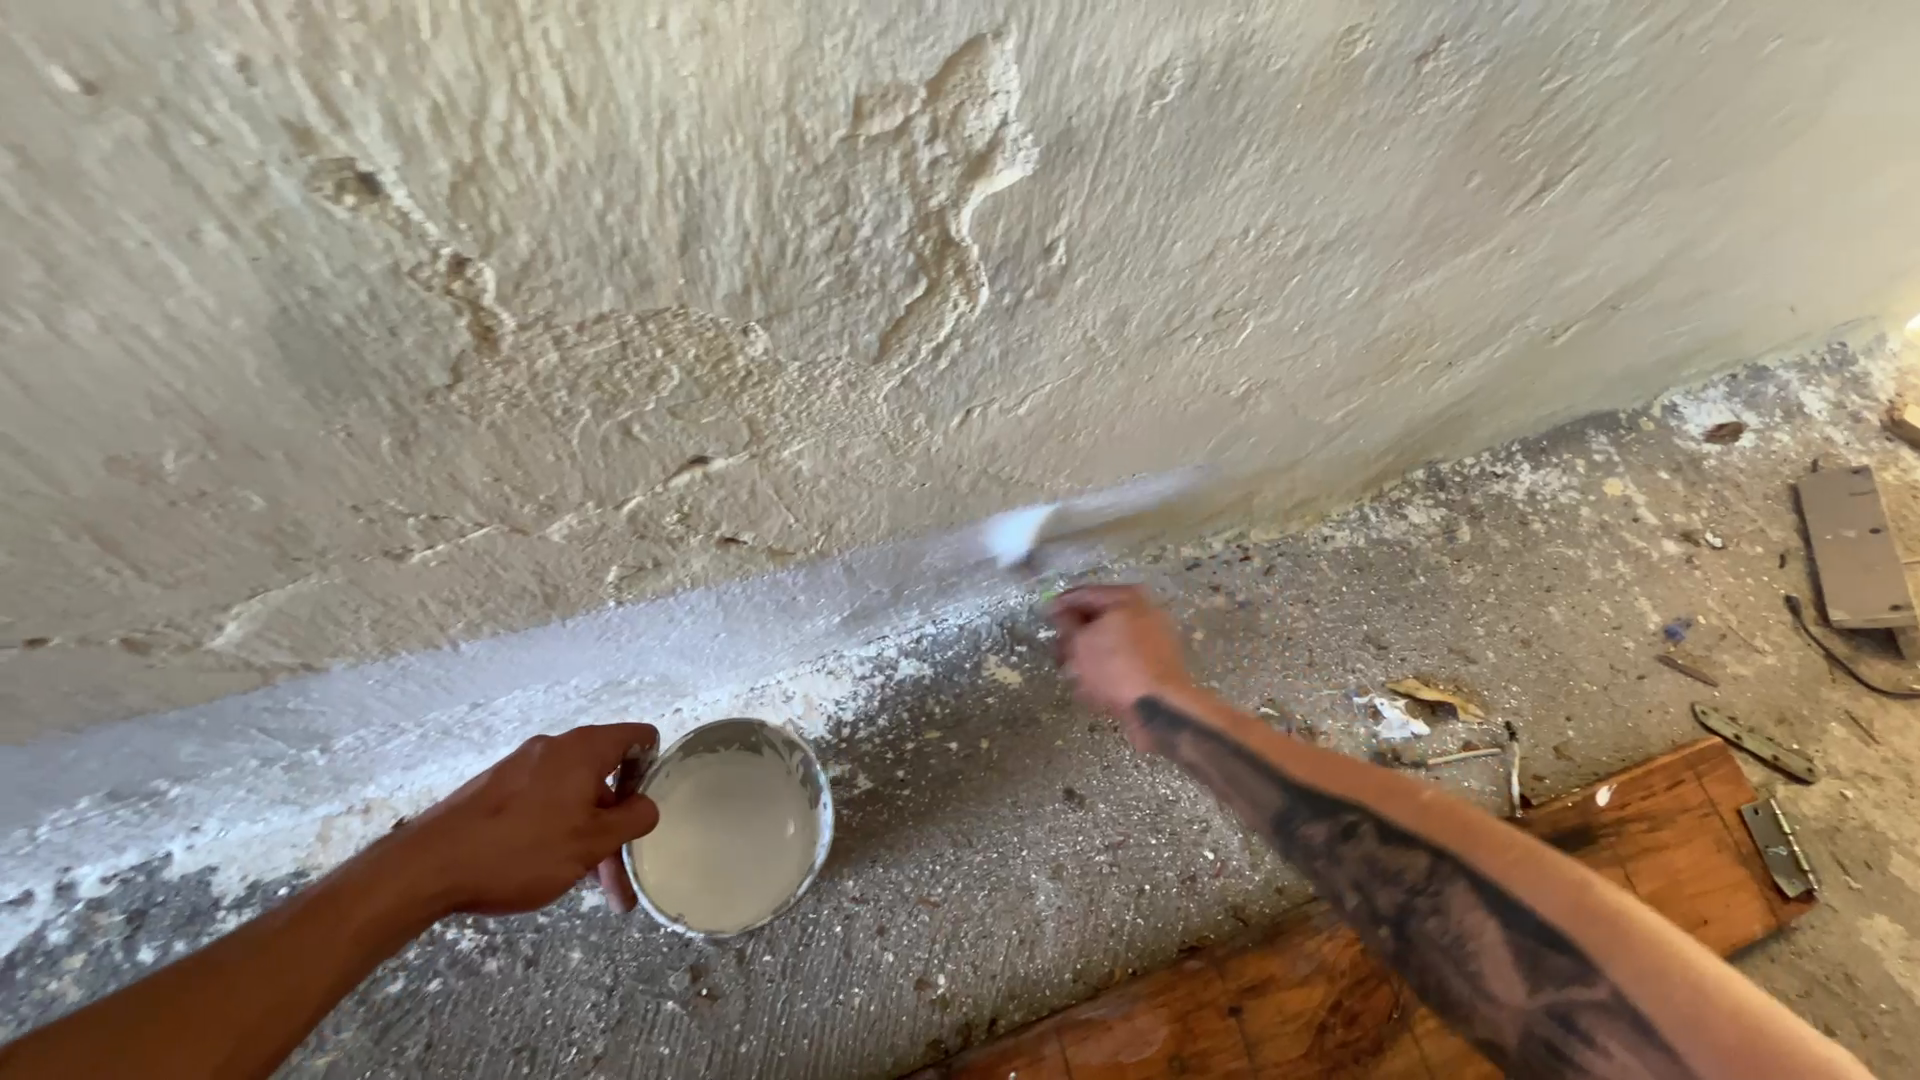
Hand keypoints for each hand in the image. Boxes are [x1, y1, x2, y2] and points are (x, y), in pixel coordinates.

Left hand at [390, 723, 659, 916]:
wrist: (425, 868)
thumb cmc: (522, 850)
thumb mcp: (593, 842)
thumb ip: (634, 819)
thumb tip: (645, 805)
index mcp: (585, 749)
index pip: (640, 738)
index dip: (652, 770)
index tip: (643, 811)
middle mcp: (555, 748)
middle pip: (606, 776)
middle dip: (617, 825)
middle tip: (618, 878)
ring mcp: (522, 767)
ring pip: (574, 797)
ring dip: (588, 836)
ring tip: (585, 887)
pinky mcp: (495, 790)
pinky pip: (543, 804)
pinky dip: (556, 832)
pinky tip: (546, 871)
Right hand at [1047, 585, 1196, 741]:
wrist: (1158, 706)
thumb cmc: (1114, 668)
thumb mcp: (1079, 643)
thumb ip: (1067, 624)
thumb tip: (1062, 613)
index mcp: (1126, 597)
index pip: (1084, 594)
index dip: (1060, 606)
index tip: (1044, 617)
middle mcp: (1144, 610)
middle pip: (1099, 617)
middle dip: (1075, 636)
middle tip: (1058, 653)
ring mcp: (1154, 637)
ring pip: (1110, 640)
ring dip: (1088, 655)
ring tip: (1073, 674)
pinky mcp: (1158, 663)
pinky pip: (1124, 658)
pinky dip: (1107, 667)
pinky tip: (1093, 686)